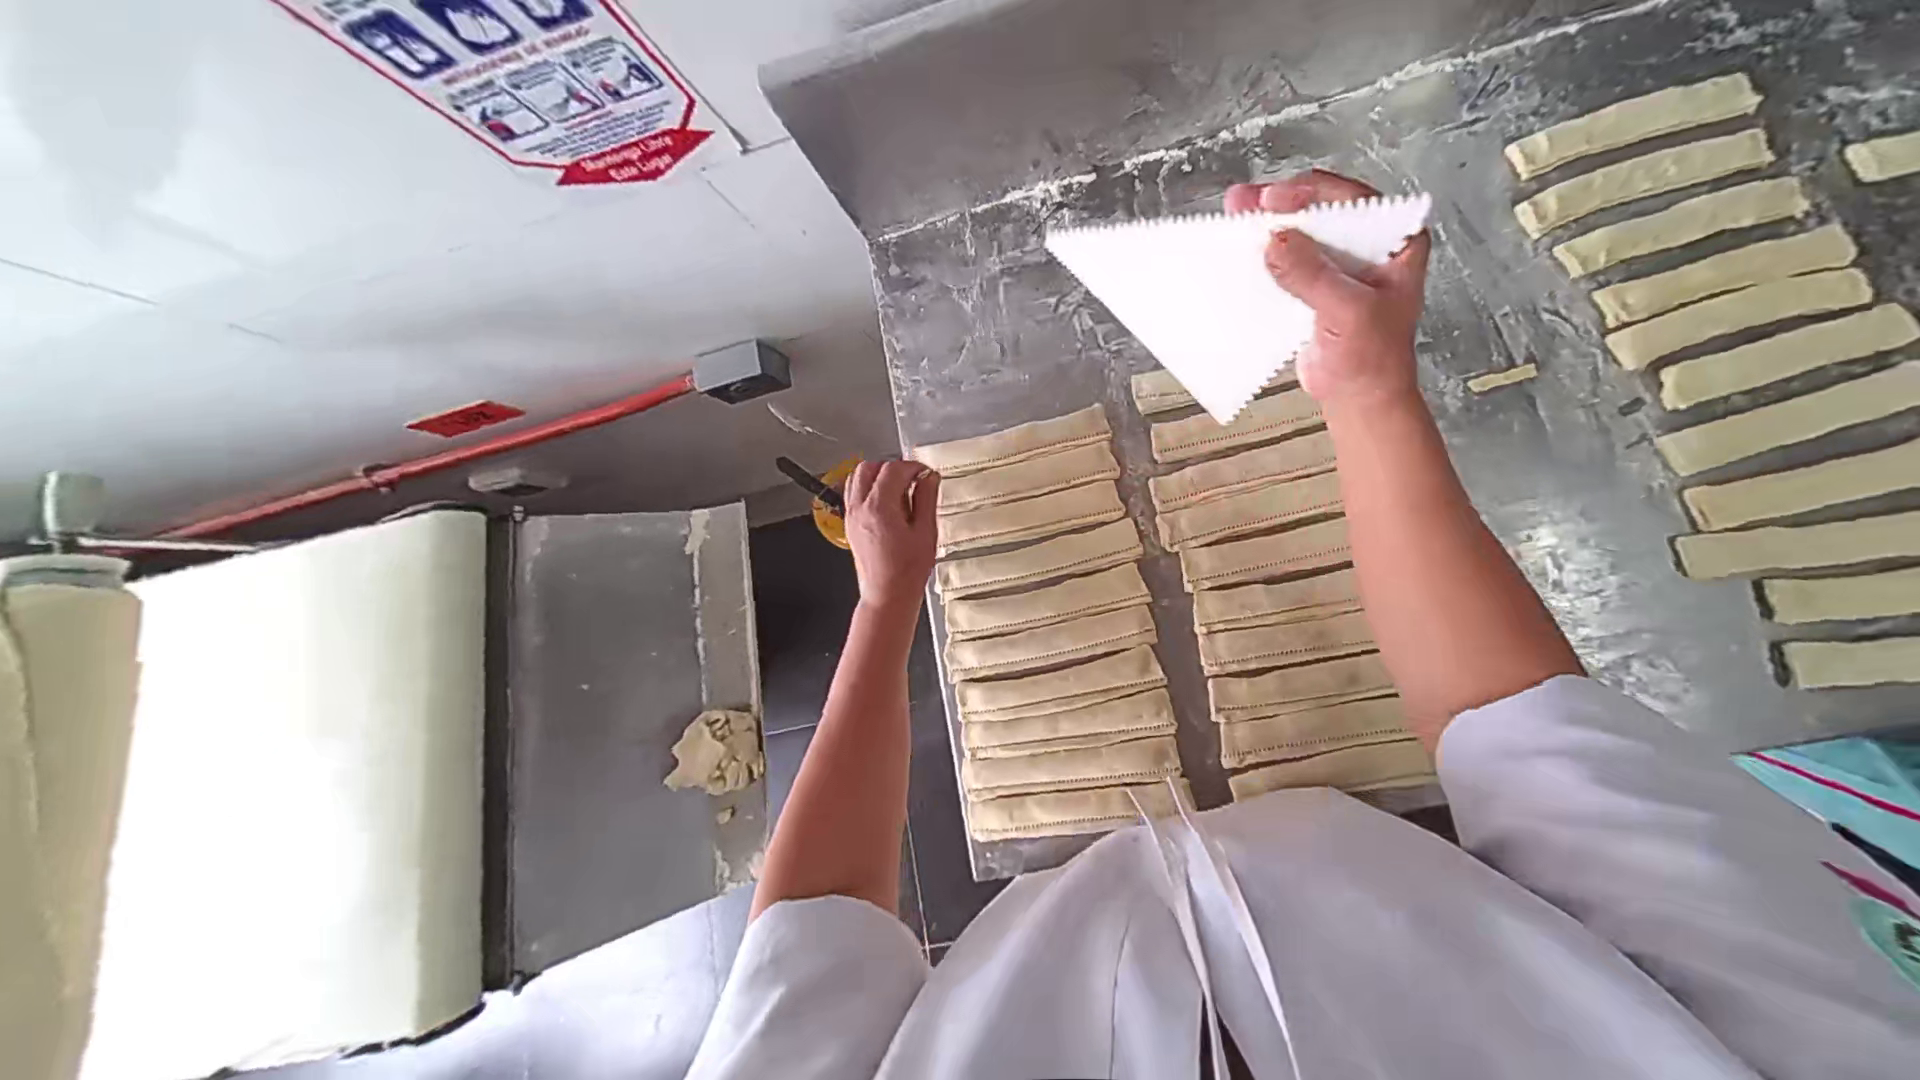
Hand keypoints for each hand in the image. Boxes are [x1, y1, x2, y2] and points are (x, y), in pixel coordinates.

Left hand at [842, 459, 940, 610]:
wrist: (887, 595)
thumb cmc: (906, 571)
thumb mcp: (926, 532)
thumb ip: (926, 499)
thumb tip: (930, 477)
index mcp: (879, 507)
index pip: (893, 469)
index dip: (913, 467)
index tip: (926, 474)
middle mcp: (860, 508)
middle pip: (870, 467)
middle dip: (893, 467)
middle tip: (913, 478)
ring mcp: (851, 515)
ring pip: (857, 477)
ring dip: (878, 475)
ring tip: (899, 488)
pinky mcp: (850, 524)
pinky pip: (853, 493)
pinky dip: (868, 488)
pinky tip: (886, 501)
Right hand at [1225, 170, 1431, 409]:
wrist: (1358, 397)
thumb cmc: (1371, 358)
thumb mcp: (1347, 310)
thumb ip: (1312, 275)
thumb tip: (1273, 241)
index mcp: (1394, 240)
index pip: (1351, 201)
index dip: (1310, 193)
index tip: (1272, 199)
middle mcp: (1367, 247)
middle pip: (1320, 212)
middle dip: (1280, 205)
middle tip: (1244, 201)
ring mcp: (1337, 268)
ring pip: (1298, 236)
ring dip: (1265, 227)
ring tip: (1232, 216)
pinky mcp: (1311, 290)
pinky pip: (1285, 265)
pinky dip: (1262, 257)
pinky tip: (1239, 251)